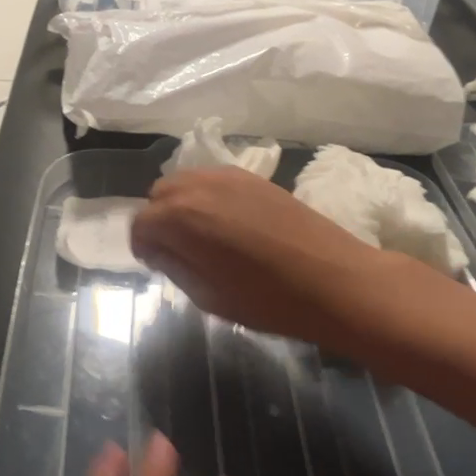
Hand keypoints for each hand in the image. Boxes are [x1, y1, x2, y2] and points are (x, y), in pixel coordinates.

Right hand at [130, 167, 392, 351]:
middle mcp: (198, 186)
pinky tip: (229, 224)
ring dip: (183, 204)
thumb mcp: (208, 296)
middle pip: (160, 195)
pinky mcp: (253, 176)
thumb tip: (158, 250)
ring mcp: (227, 176)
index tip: (158, 265)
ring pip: (186, 181)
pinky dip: (208, 196)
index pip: (140, 224)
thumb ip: (174, 266)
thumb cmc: (268, 300)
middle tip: (180, 251)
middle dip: (161, 220)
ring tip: (204, 236)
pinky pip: (213, 179)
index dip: (144, 247)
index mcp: (180, 218)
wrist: (334, 280)